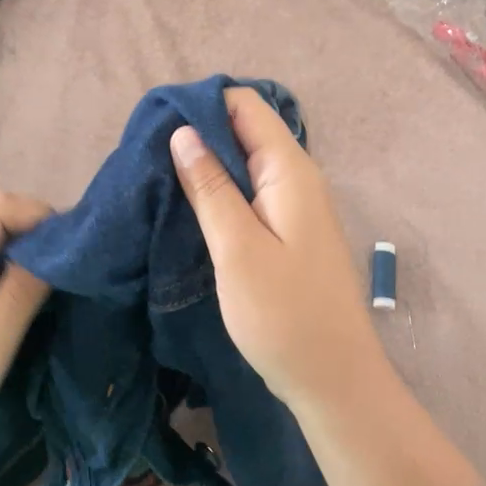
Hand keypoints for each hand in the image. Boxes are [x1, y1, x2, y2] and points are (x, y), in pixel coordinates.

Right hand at [170, 88, 386, 409]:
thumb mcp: (237, 248)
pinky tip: (191, 209)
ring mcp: (295, 205)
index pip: (245, 105)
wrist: (335, 381)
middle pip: (245, 130)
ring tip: (160, 180)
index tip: (157, 125)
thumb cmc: (285, 314)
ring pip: (246, 163)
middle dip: (199, 135)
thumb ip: (210, 186)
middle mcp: (297, 176)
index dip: (202, 105)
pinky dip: (221, 193)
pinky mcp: (289, 231)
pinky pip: (251, 192)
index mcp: (289, 169)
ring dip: (207, 167)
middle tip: (149, 156)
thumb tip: (183, 131)